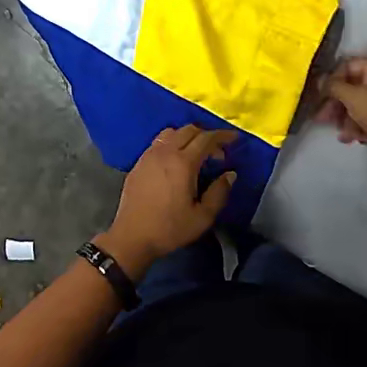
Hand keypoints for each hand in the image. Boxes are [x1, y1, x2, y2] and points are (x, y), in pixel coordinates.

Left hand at [96, 125, 236, 278]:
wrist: (132, 236)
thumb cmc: (170, 228)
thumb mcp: (203, 217)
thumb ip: (219, 193)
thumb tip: (230, 174)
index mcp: (183, 163)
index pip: (206, 139)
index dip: (222, 136)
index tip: (234, 139)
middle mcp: (165, 152)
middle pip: (188, 130)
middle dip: (206, 135)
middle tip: (217, 152)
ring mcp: (149, 155)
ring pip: (171, 133)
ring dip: (187, 136)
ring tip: (196, 153)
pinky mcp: (138, 162)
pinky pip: (158, 142)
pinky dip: (172, 142)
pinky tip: (175, 160)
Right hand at [315, 56, 366, 159]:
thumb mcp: (353, 96)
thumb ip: (333, 86)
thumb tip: (320, 80)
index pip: (348, 66)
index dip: (331, 81)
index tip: (319, 97)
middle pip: (354, 87)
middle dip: (337, 105)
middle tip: (323, 119)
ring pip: (362, 103)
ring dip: (348, 119)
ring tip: (344, 135)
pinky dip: (362, 125)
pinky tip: (356, 138)